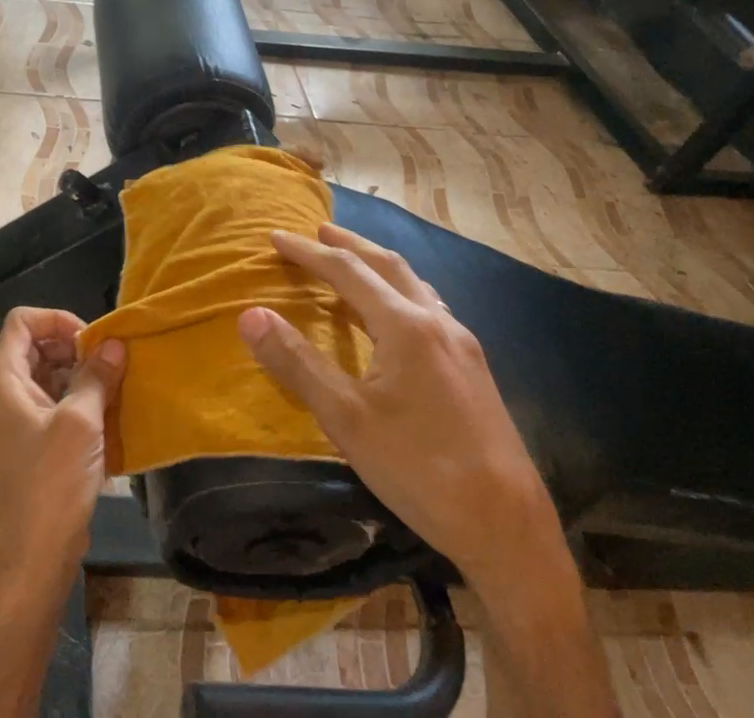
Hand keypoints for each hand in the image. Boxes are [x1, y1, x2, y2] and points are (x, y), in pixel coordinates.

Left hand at [0, 308, 127, 579]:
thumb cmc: (49, 486)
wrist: (30, 560)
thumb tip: (114, 342)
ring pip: (52, 381)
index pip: (22, 322)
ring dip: (85, 379)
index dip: (56, 319)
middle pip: (38, 349)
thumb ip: (96, 377)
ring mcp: (20, 424)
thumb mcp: (79, 424)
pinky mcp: (36, 449)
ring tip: (120, 389)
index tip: (92, 338)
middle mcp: (6, 396)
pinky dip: (84, 407)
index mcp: (4, 381)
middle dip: (77, 349)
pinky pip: (59, 411)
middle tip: (113, 365)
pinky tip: (114, 419)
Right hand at [236, 224, 558, 587]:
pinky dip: (401, 293)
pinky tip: (398, 316)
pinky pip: (430, 308)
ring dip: (379, 266)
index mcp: (406, 327)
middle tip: (319, 231)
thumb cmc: (417, 467)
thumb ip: (297, 363)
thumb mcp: (345, 418)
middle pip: (389, 266)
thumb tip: (250, 314)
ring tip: (354, 263)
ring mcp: (463, 345)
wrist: (503, 521)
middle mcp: (438, 323)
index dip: (309, 253)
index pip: (348, 272)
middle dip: (350, 245)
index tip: (276, 237)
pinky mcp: (473, 369)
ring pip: (415, 285)